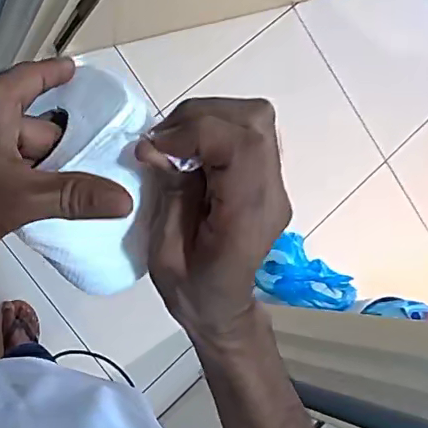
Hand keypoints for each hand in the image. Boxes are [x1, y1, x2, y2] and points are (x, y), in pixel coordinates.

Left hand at [0, 58, 132, 287]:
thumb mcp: (19, 199)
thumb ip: (72, 196)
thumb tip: (125, 199)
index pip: (32, 77)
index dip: (58, 74)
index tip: (82, 72)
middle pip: (32, 125)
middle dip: (65, 147)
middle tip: (108, 164)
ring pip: (16, 153)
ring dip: (45, 172)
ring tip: (87, 191)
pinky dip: (22, 185)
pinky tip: (47, 207)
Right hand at [136, 98, 290, 344]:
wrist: (223, 309)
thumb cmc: (191, 291)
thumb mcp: (164, 253)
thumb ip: (167, 195)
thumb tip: (154, 147)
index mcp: (248, 218)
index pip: (241, 146)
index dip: (194, 132)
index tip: (153, 148)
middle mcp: (271, 194)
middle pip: (253, 120)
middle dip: (198, 118)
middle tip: (161, 143)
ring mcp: (274, 183)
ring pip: (254, 118)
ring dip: (206, 119)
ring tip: (173, 145)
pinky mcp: (266, 177)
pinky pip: (247, 132)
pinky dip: (213, 129)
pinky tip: (189, 152)